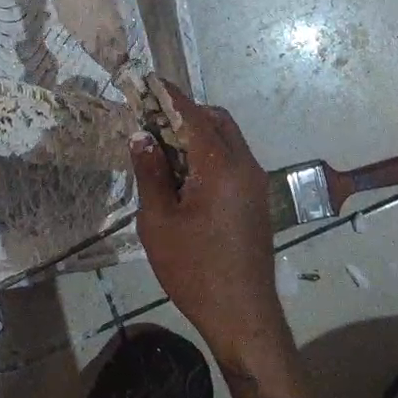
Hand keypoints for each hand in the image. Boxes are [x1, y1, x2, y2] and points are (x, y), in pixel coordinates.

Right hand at [129, 85, 288, 364]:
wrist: (242, 316)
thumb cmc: (194, 270)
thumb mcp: (158, 222)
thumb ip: (150, 173)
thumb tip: (142, 136)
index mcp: (220, 167)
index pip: (193, 115)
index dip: (169, 96)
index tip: (148, 81)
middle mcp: (244, 167)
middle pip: (217, 121)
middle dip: (186, 112)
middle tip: (151, 119)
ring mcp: (255, 184)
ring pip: (227, 140)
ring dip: (198, 134)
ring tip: (162, 148)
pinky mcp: (256, 201)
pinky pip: (232, 161)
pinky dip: (209, 154)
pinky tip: (183, 175)